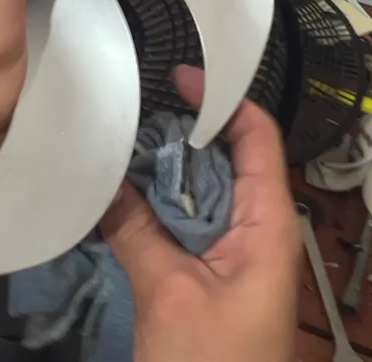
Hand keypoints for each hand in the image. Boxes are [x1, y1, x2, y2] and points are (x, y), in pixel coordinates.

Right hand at [100, 65, 299, 361]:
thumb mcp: (169, 294)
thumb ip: (137, 230)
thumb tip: (102, 179)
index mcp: (269, 222)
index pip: (258, 135)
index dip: (225, 98)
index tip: (180, 76)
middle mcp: (262, 228)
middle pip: (234, 155)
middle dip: (191, 125)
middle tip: (142, 102)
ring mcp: (242, 253)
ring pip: (211, 187)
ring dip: (175, 163)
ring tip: (132, 133)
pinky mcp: (220, 275)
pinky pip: (197, 219)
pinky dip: (168, 198)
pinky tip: (134, 188)